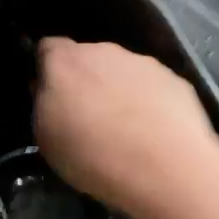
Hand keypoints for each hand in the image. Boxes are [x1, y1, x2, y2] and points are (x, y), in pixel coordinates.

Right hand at [32, 37, 218, 213]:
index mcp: (64, 62)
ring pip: (121, 70)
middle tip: (84, 115)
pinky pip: (152, 86)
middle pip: (87, 57)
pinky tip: (151, 133)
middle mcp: (103, 51)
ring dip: (117, 90)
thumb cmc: (92, 155)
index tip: (48, 93)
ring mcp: (143, 63)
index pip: (46, 47)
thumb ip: (42, 104)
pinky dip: (148, 102)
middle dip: (83, 79)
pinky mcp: (175, 80)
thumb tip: (48, 91)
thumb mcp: (45, 137)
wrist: (166, 170)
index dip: (46, 69)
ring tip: (123, 129)